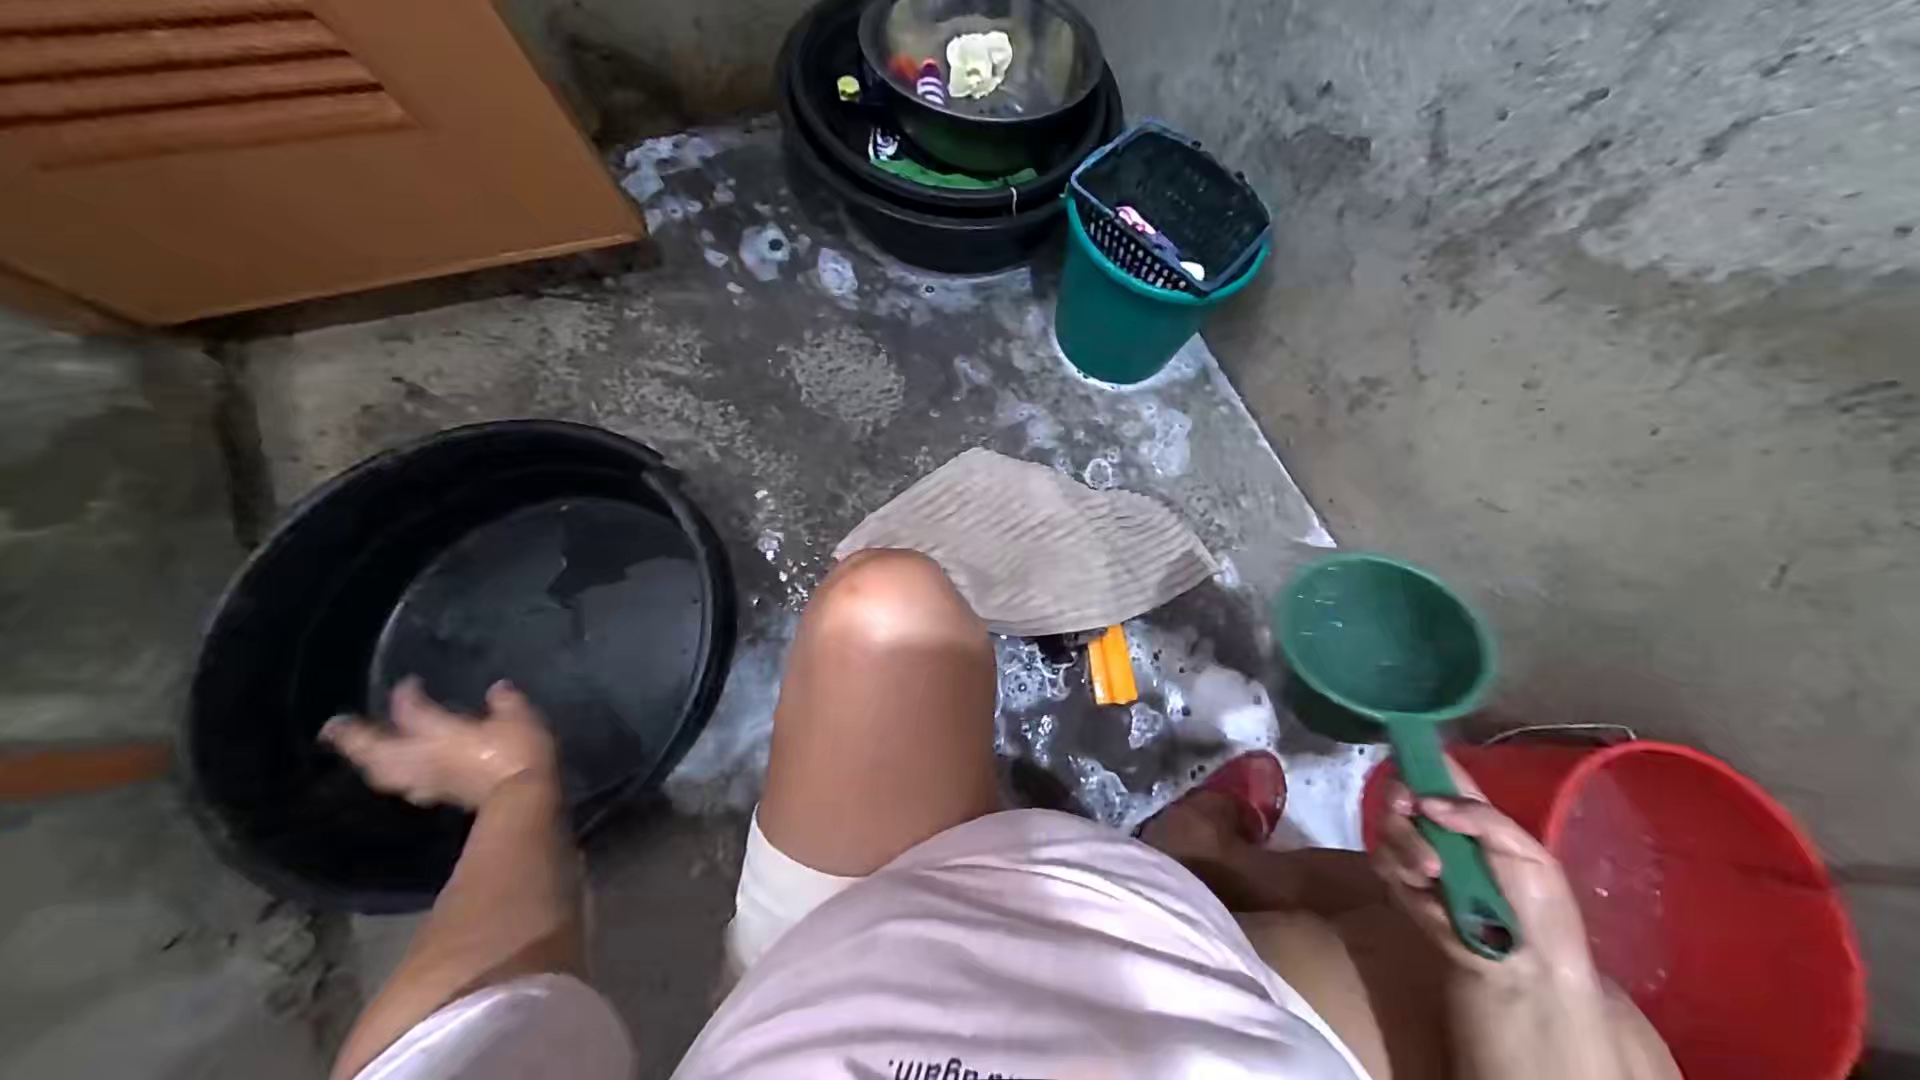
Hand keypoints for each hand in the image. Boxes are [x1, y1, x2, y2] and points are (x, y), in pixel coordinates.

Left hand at [321, 677, 558, 809]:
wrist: (524, 797)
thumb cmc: (520, 752)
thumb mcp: (520, 717)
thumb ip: (505, 701)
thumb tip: (497, 688)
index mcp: (440, 732)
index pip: (410, 710)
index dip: (405, 695)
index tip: (408, 683)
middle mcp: (423, 756)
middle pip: (376, 748)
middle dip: (354, 736)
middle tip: (335, 726)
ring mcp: (428, 779)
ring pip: (384, 772)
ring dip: (367, 762)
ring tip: (361, 754)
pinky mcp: (439, 796)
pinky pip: (408, 788)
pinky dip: (398, 781)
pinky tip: (404, 780)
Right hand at [1372, 756, 1597, 985]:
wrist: (1527, 969)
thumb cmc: (1541, 910)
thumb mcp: (1530, 855)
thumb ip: (1482, 819)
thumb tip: (1425, 801)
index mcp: (1468, 810)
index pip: (1435, 769)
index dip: (1417, 757)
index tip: (1407, 760)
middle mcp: (1435, 823)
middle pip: (1398, 791)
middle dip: (1399, 802)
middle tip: (1410, 814)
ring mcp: (1415, 851)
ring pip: (1386, 825)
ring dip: (1405, 844)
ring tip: (1432, 873)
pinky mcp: (1399, 880)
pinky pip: (1382, 859)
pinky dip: (1399, 870)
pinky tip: (1423, 890)